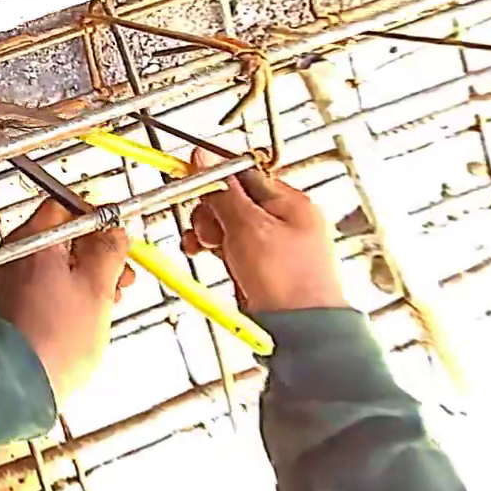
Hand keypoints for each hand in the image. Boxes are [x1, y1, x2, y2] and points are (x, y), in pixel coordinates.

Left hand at [0, 199, 134, 404]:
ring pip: (58, 258)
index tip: (115, 232)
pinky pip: (47, 279)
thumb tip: (117, 231)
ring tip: (111, 294)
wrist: (24, 380)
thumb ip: (109, 251)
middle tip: (120, 270)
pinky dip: (70, 286)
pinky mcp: (16, 298)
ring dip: (87, 270)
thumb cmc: (56, 337)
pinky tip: (90, 307)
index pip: (64, 206)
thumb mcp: (97, 287)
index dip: (94, 216)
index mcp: (33, 239)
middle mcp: (17, 251)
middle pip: (62, 233)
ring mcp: (13, 274)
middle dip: (96, 249)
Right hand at [182, 148, 346, 312]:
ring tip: (206, 244)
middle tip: (207, 226)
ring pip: (226, 221)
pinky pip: (228, 242)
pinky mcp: (260, 261)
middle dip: (210, 210)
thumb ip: (222, 191)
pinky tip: (207, 253)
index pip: (243, 173)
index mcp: (291, 202)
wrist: (300, 332)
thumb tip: (204, 158)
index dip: (214, 176)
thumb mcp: (247, 226)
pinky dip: (214, 245)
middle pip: (231, 197)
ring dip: (208, 230)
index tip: (190, 180)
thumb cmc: (287, 281)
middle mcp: (284, 218)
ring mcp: (272, 241)